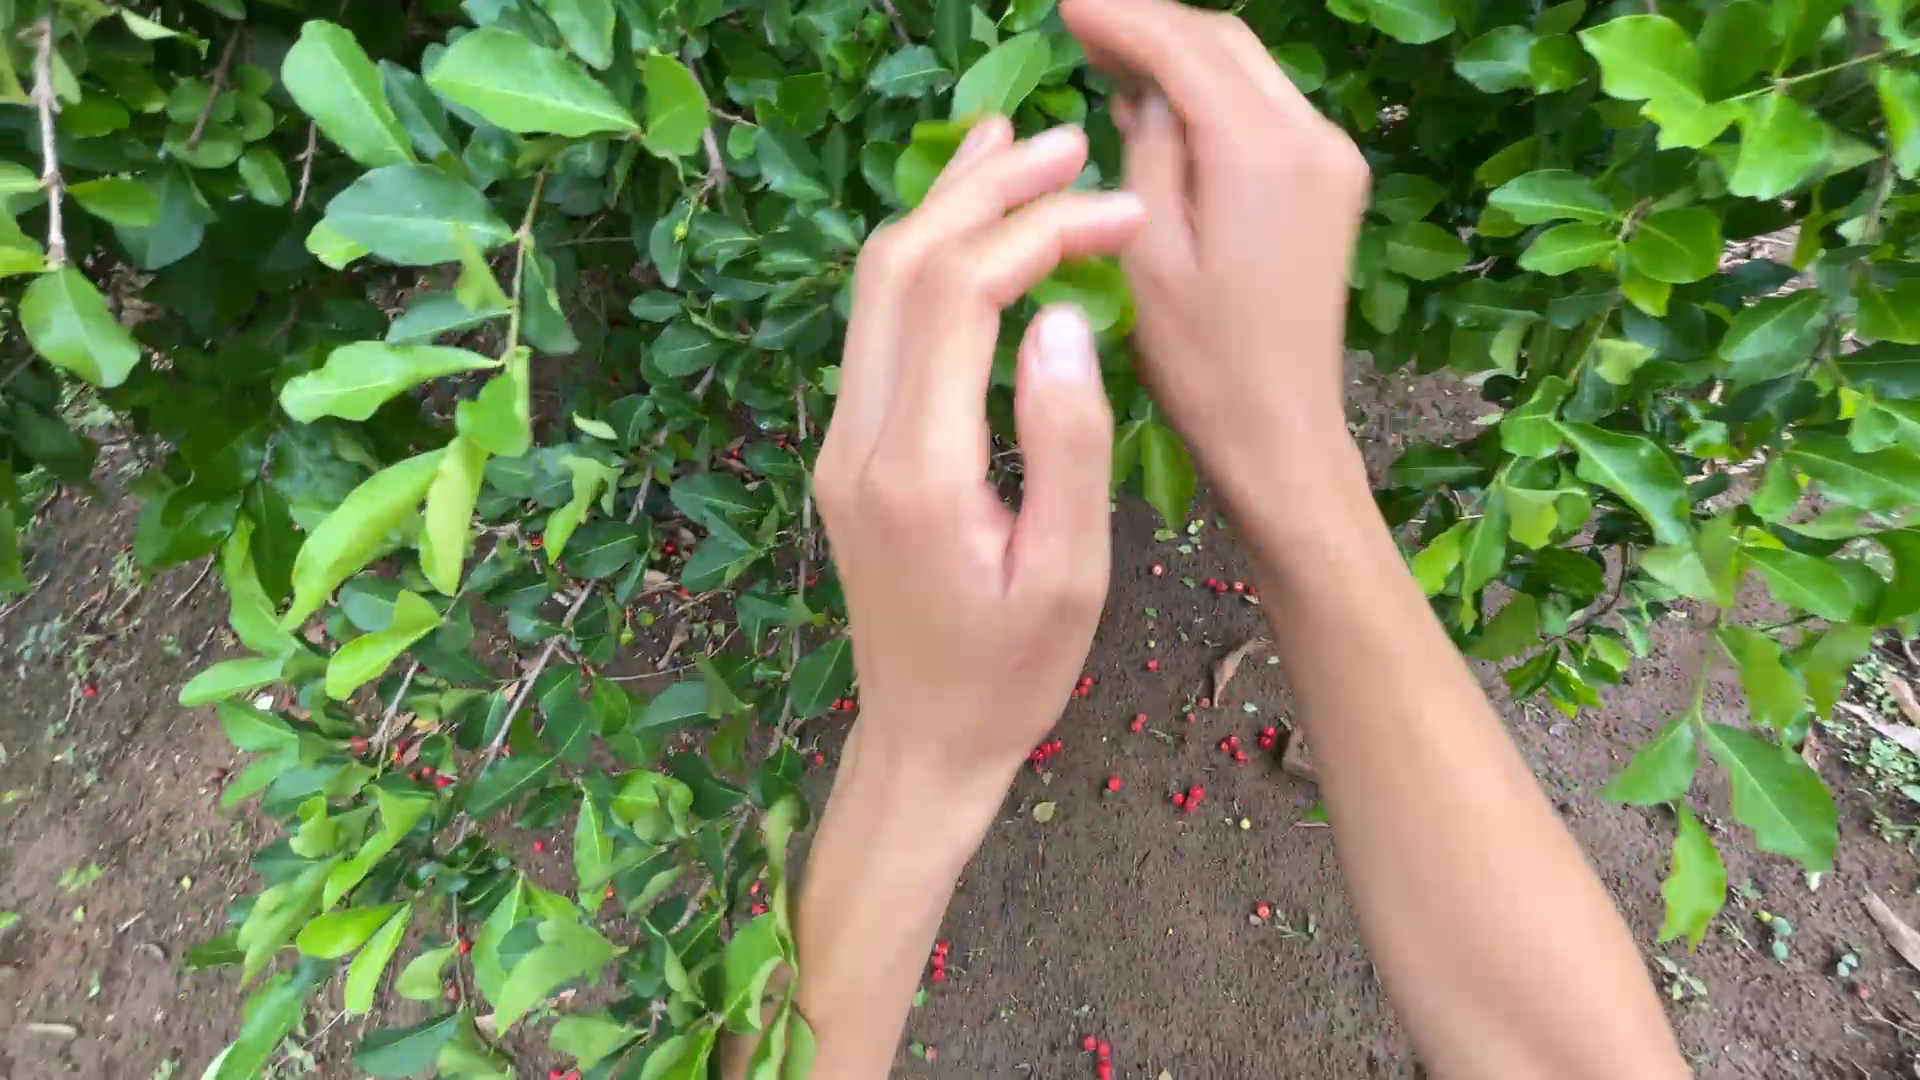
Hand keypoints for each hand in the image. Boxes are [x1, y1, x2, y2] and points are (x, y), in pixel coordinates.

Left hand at [814, 117, 1146, 801]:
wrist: (924, 733)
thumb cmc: (1010, 673)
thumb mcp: (1070, 573)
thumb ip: (1066, 441)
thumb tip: (1066, 317)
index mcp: (916, 471)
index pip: (959, 297)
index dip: (1037, 232)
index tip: (1117, 214)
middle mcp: (857, 441)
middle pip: (898, 269)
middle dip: (982, 191)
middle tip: (1065, 144)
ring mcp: (839, 444)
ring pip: (874, 291)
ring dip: (942, 212)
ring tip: (1013, 154)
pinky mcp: (847, 453)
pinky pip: (875, 333)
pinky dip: (923, 269)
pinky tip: (967, 242)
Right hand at [1064, 0, 1371, 503]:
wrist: (1278, 427)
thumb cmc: (1199, 362)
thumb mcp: (1149, 260)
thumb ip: (1148, 159)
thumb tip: (1145, 98)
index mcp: (1261, 152)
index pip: (1187, 49)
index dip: (1124, 16)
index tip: (1069, 4)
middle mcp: (1312, 136)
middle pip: (1227, 45)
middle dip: (1155, 27)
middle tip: (1087, 29)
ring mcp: (1332, 159)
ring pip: (1251, 74)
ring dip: (1186, 61)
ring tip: (1117, 64)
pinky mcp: (1331, 187)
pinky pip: (1267, 114)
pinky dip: (1217, 99)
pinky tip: (1172, 114)